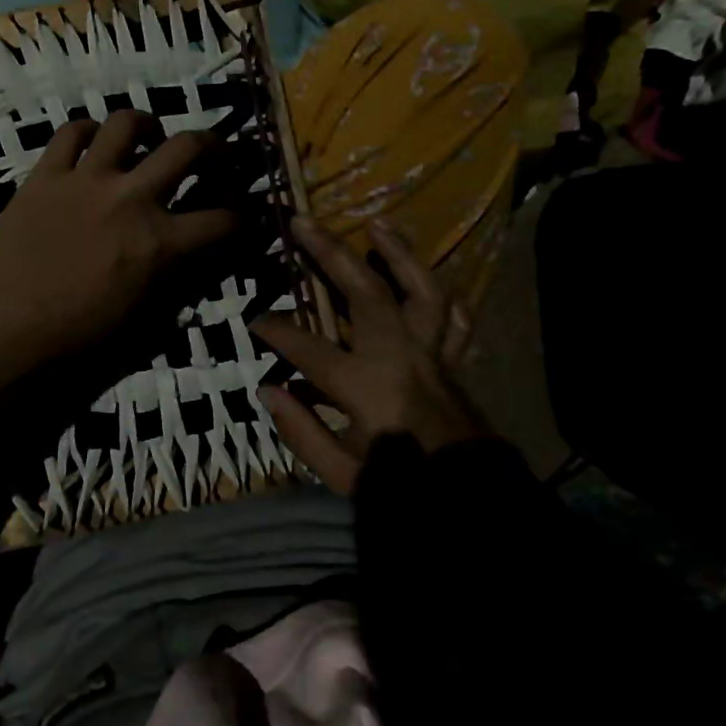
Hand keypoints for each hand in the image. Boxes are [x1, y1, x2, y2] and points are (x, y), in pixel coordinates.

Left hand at [0, 110, 239, 382]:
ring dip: (148, 125)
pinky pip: (71, 132)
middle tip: (214, 155)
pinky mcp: (45, 174)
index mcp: (159, 241)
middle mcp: (131, 198)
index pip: (222, 219)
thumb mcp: (143, 316)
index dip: (243, 218)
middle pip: (189, 147)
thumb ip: (177, 278)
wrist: (0, 326)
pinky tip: (94, 145)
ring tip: (149, 137)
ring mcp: (86, 179)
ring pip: (127, 123)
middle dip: (215, 147)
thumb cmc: (75, 333)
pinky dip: (88, 132)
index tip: (244, 216)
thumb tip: (196, 258)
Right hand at [252, 216, 489, 493]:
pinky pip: (454, 320)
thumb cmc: (400, 492)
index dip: (277, 331)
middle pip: (366, 294)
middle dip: (331, 254)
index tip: (254, 319)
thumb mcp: (340, 474)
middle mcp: (400, 358)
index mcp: (366, 388)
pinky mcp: (453, 361)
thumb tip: (267, 390)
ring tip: (378, 223)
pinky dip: (442, 296)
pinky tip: (427, 277)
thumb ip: (301, 431)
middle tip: (304, 222)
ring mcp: (432, 355)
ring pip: (421, 291)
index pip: (309, 348)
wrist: (470, 503)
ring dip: (399, 254)